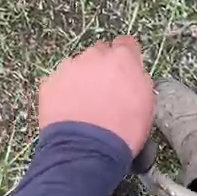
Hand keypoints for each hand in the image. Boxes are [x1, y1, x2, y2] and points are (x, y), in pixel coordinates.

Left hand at [37, 36, 155, 152]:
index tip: (124, 69)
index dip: (126, 57)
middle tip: (104, 92)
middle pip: (100, 53)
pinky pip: (58, 83)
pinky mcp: (49, 83)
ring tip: (85, 106)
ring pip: (77, 67)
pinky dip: (62, 93)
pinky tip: (69, 112)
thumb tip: (134, 76)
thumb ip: (139, 80)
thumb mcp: (147, 104)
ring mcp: (69, 68)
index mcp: (123, 59)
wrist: (87, 150)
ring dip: (81, 80)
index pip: (126, 44)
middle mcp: (95, 57)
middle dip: (102, 68)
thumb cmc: (122, 132)